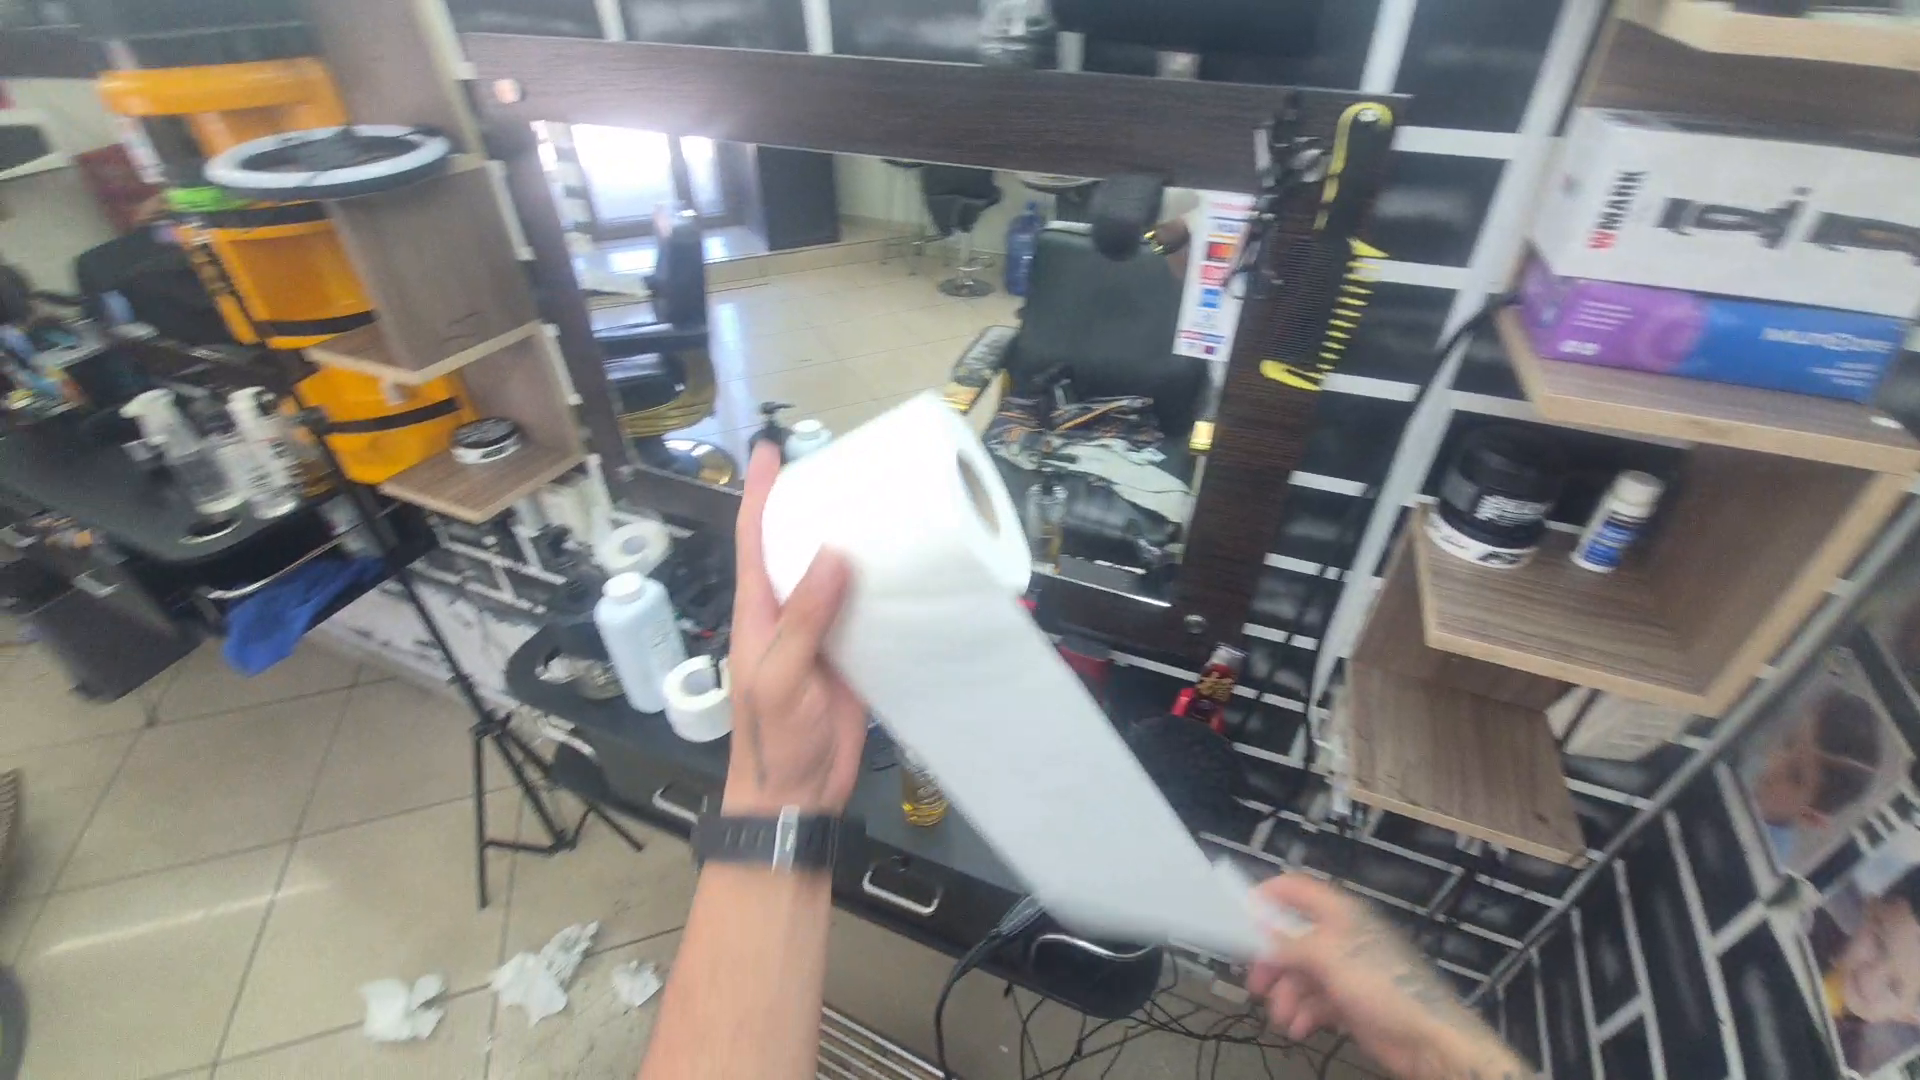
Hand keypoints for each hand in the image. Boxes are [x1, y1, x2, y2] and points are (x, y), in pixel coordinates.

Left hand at [724, 442, 867, 815]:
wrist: (798, 792)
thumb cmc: (775, 737)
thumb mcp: (780, 676)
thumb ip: (802, 618)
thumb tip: (833, 553)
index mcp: (759, 609)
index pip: (753, 538)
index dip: (759, 494)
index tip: (769, 451)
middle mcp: (790, 611)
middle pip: (800, 547)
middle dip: (814, 506)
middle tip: (849, 470)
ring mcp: (824, 631)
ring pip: (837, 575)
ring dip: (855, 542)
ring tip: (886, 505)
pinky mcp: (854, 651)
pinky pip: (867, 609)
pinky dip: (884, 586)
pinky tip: (909, 566)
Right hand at [1248, 875, 1528, 1079]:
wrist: (1432, 1043)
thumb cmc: (1381, 985)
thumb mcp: (1328, 956)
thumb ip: (1288, 942)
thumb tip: (1259, 930)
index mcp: (1338, 912)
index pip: (1295, 888)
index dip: (1267, 897)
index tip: (1241, 916)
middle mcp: (1340, 936)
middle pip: (1291, 937)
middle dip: (1271, 961)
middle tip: (1255, 983)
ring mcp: (1345, 970)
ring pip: (1300, 972)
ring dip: (1286, 994)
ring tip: (1282, 1017)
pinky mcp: (1350, 1001)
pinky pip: (1315, 999)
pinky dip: (1303, 1012)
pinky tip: (1299, 1027)